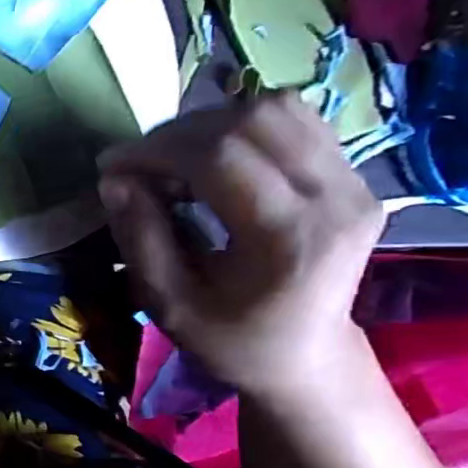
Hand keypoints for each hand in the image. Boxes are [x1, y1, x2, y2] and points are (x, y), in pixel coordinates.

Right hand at [98, 92, 382, 398]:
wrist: (306, 358)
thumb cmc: (232, 340)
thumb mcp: (169, 303)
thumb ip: (140, 237)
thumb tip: (114, 178)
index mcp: (290, 239)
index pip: (220, 156)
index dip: (157, 150)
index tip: (113, 166)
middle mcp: (335, 198)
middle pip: (249, 121)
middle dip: (178, 133)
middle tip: (139, 165)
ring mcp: (354, 181)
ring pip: (275, 108)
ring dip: (210, 123)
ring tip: (176, 160)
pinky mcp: (354, 175)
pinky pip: (295, 120)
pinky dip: (242, 126)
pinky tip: (214, 158)